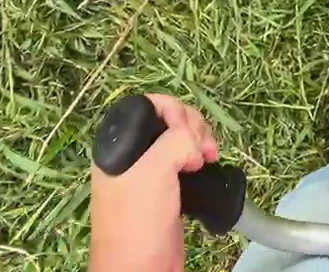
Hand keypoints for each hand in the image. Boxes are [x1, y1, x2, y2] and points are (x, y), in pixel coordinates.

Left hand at [88, 95, 219, 271]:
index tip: (186, 131)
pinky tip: (209, 164)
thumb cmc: (139, 221)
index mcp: (118, 146)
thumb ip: (176, 140)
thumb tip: (194, 143)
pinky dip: (201, 156)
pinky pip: (187, 159)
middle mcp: (132, 155)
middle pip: (168, 119)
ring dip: (200, 139)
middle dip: (192, 125)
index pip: (147, 106)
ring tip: (210, 156)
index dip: (172, 110)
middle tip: (203, 146)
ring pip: (181, 138)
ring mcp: (150, 173)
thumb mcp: (154, 170)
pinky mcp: (167, 189)